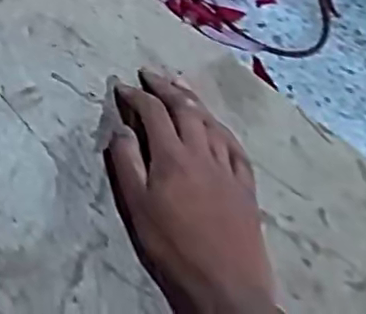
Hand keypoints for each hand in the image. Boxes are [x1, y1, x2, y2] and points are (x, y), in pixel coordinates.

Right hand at [106, 69, 277, 313]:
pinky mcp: (246, 187)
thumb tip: (119, 127)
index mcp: (172, 156)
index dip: (135, 94)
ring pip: (210, 122)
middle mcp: (201, 153)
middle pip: (184, 108)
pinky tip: (216, 125)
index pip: (152, 111)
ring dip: (193, 100)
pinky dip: (221, 128)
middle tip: (149, 73)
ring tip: (180, 87)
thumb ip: (126, 162)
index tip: (121, 86)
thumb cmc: (174, 248)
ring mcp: (227, 169)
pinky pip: (234, 146)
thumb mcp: (138, 207)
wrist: (226, 291)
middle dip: (164, 87)